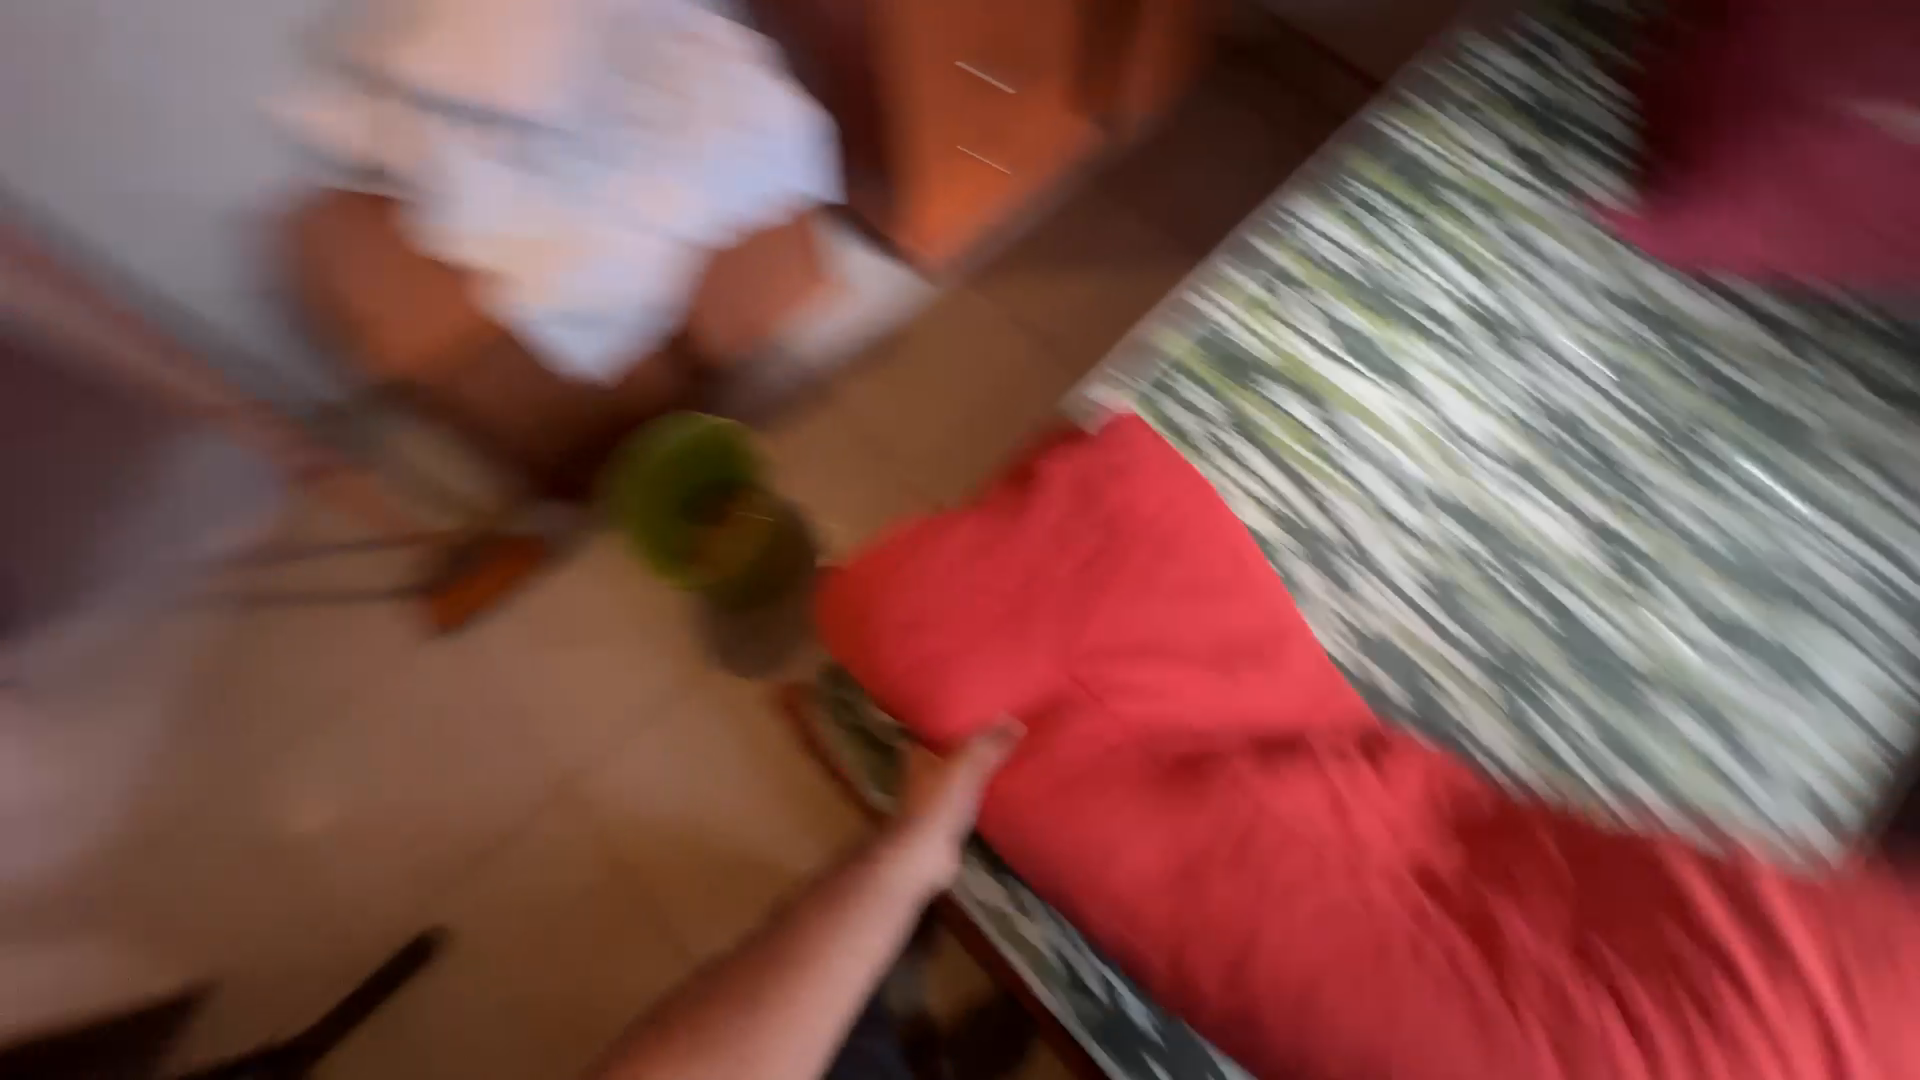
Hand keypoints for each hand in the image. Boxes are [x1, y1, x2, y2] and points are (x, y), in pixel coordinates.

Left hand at [887, 719, 1023, 891]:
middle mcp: (918, 773)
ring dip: (969, 771)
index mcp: (918, 753)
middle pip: (944, 752)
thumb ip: (990, 743)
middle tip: (993, 734)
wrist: (923, 855)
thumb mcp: (969, 765)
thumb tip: (1015, 721)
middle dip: (963, 745)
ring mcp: (928, 800)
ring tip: (998, 759)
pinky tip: (992, 792)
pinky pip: (961, 800)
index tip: (974, 712)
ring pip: (952, 776)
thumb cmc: (940, 803)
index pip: (932, 728)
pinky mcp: (939, 823)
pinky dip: (974, 794)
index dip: (951, 720)